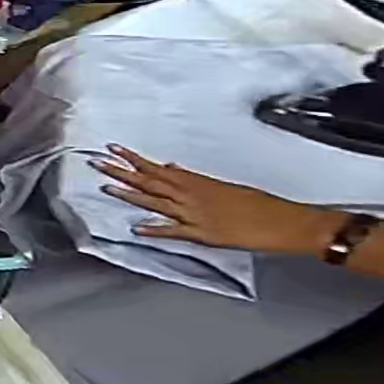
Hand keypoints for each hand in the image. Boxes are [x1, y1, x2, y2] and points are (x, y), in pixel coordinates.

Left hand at [90, 145, 347, 256]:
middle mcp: (189, 196)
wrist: (287, 222)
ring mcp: (193, 215)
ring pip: (154, 202)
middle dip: (120, 171)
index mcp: (194, 182)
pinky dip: (154, 229)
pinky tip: (136, 227)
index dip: (132, 158)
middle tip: (96, 162)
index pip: (155, 167)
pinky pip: (173, 231)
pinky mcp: (202, 234)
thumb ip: (192, 178)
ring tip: (106, 187)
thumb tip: (172, 167)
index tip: (112, 148)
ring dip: (129, 195)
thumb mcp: (222, 185)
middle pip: (148, 181)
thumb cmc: (258, 202)